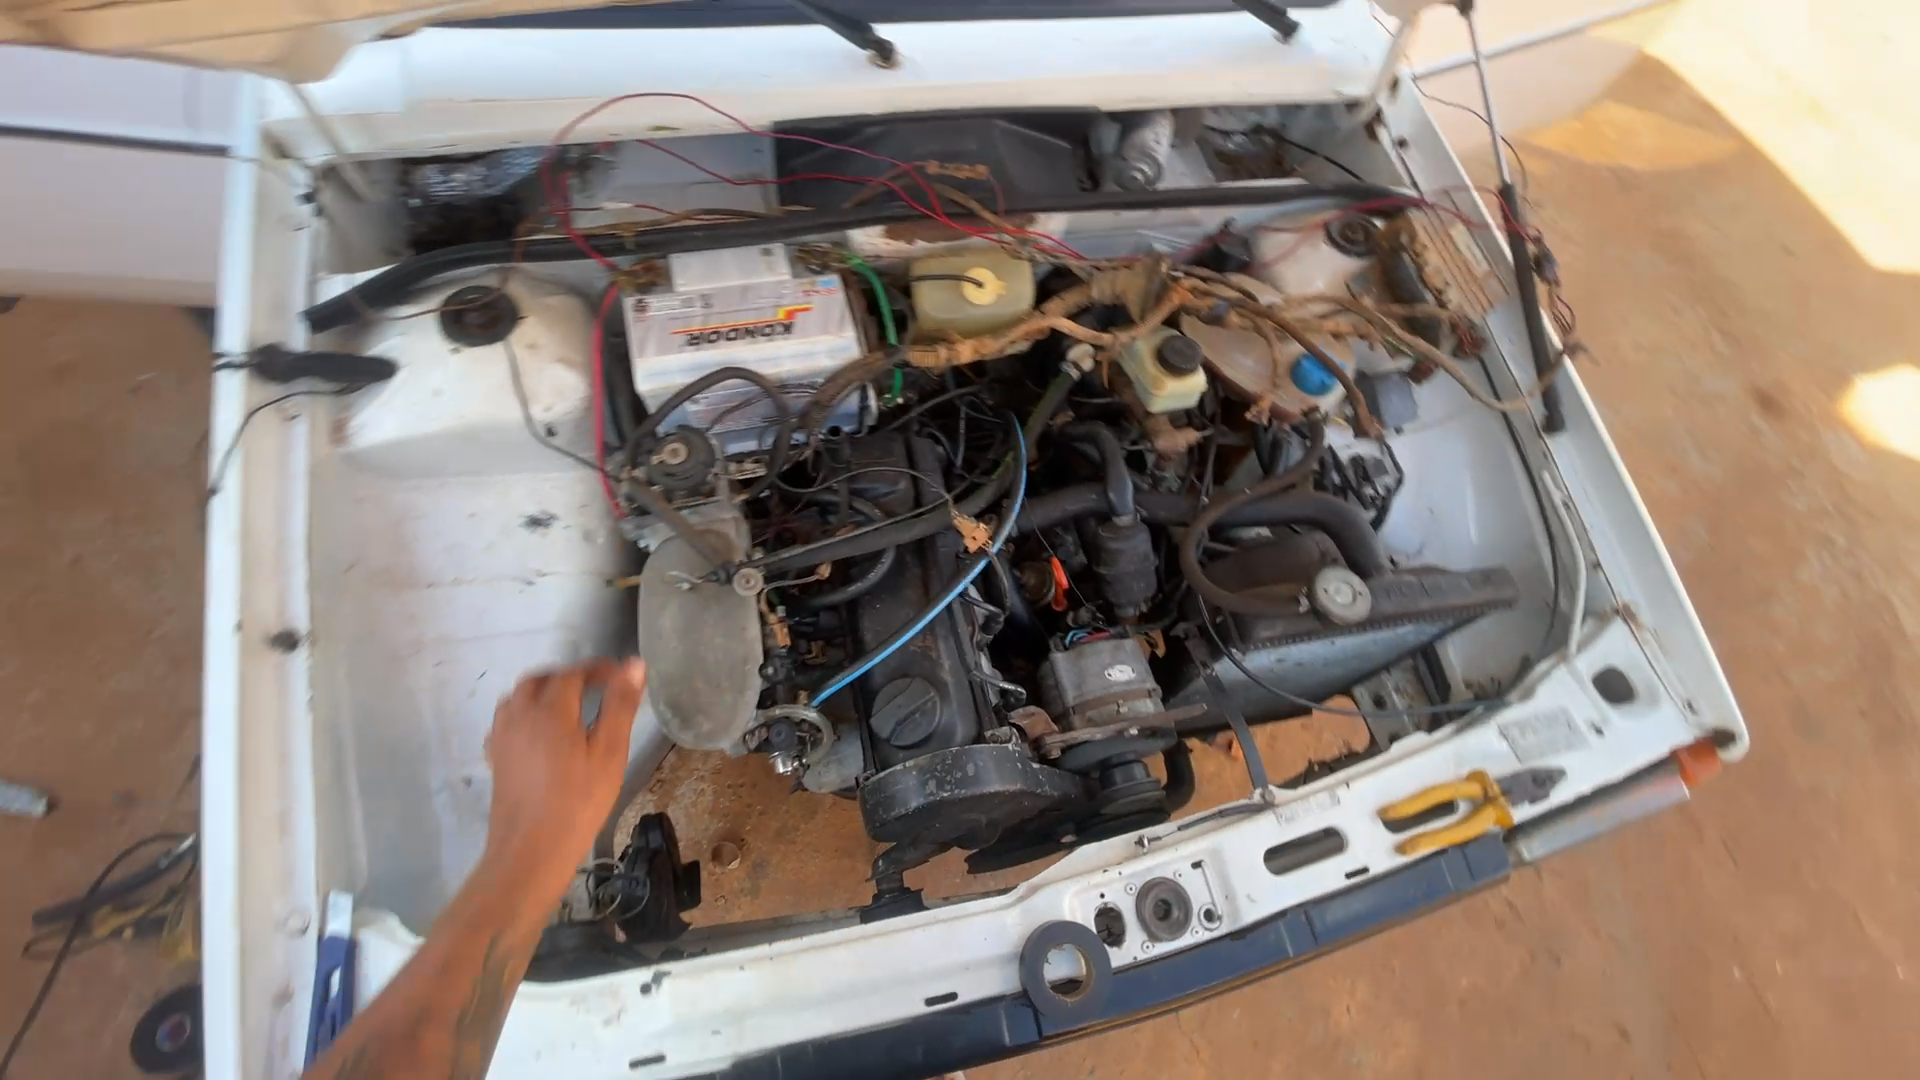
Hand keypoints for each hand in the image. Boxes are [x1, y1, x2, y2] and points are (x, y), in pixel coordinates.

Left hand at [482, 658, 646, 879]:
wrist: (532, 851)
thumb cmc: (579, 801)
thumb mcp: (610, 751)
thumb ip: (620, 705)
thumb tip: (633, 664)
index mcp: (550, 711)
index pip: (573, 674)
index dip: (598, 670)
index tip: (621, 676)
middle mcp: (520, 717)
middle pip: (539, 680)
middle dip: (568, 676)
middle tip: (597, 687)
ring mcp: (503, 738)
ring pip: (518, 698)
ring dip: (543, 691)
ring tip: (571, 706)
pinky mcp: (496, 759)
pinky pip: (506, 721)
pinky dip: (525, 713)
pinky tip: (542, 732)